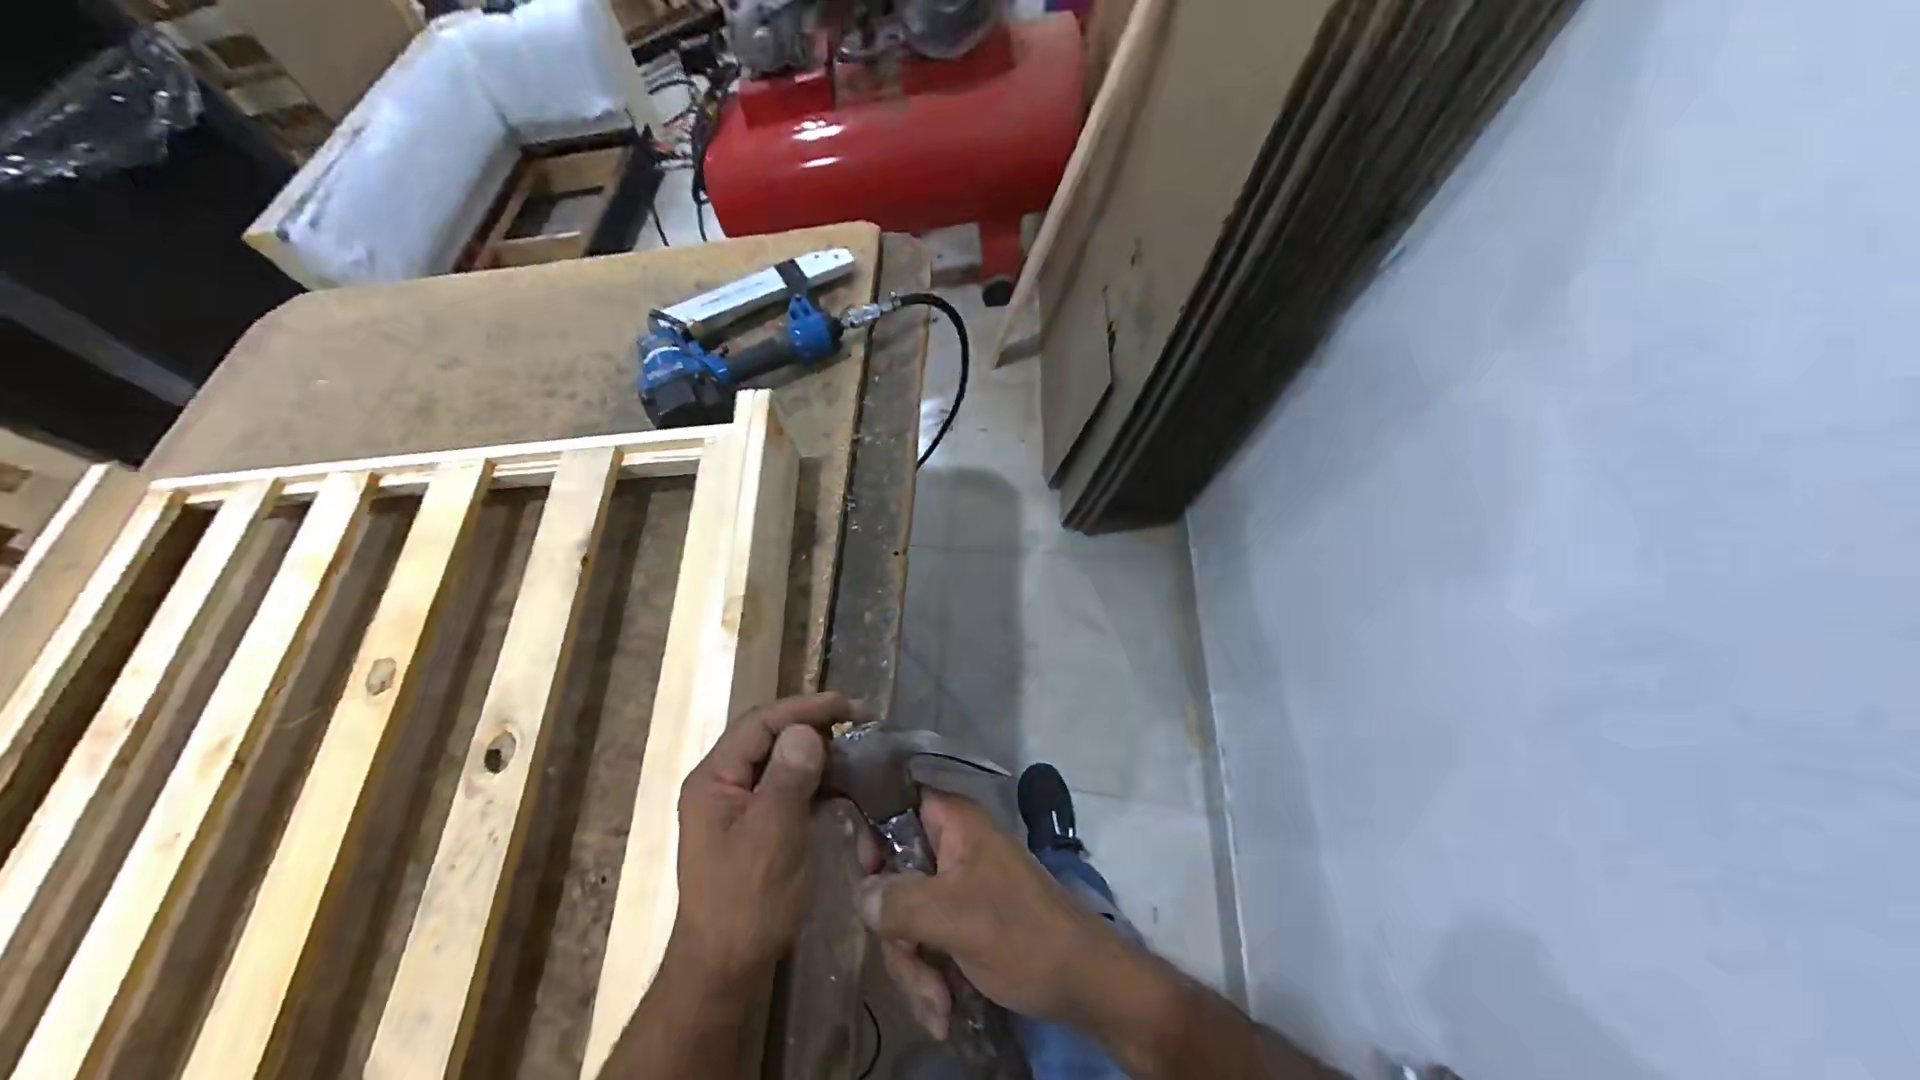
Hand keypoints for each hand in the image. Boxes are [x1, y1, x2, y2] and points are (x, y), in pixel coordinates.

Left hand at [665, 692, 857, 993]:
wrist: (727, 967)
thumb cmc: (746, 902)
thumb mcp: (770, 837)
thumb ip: (787, 778)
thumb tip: (807, 731)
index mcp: (714, 779)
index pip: (760, 723)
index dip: (804, 708)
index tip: (848, 705)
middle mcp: (722, 782)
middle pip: (769, 735)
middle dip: (813, 723)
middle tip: (858, 721)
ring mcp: (739, 802)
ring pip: (781, 757)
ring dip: (818, 749)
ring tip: (856, 746)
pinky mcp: (757, 821)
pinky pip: (788, 784)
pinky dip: (816, 777)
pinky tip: (842, 779)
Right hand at [853, 790, 1126, 1038]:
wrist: (1086, 985)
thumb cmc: (1024, 936)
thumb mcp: (956, 917)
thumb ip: (900, 902)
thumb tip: (859, 895)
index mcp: (955, 824)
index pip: (897, 804)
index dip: (875, 835)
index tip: (867, 877)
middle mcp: (953, 849)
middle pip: (895, 876)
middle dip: (899, 934)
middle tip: (914, 965)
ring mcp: (958, 889)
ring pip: (907, 917)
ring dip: (915, 968)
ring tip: (938, 1007)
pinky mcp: (964, 924)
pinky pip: (926, 942)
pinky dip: (929, 978)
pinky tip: (944, 1011)